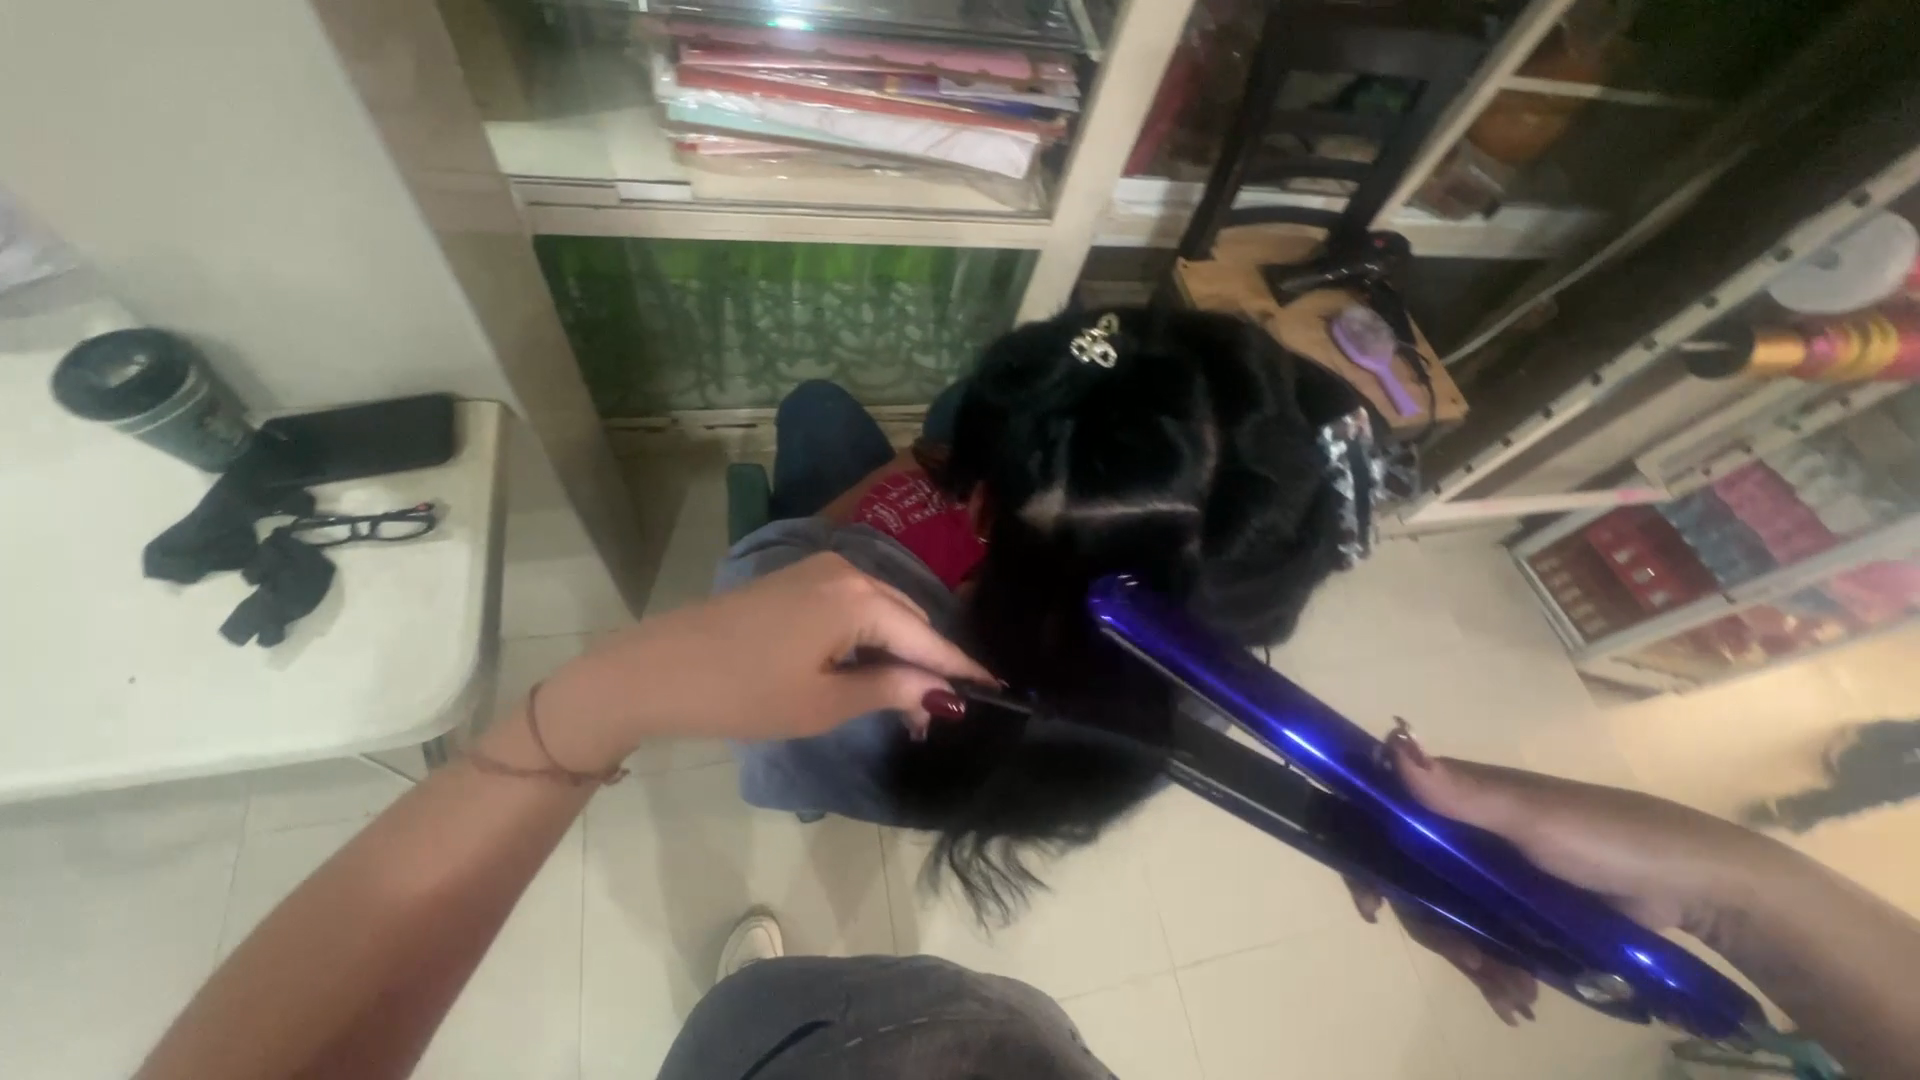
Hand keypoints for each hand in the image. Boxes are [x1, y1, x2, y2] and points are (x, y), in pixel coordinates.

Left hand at [535, 554, 992, 768]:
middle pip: (908, 619)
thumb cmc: (744, 692)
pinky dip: (870, 637)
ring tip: (906, 701)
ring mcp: (820, 570)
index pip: (927, 638)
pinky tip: (870, 668)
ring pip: (883, 611)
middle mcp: (848, 571)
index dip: (961, 670)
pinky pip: (854, 606)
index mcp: (859, 599)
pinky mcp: (800, 579)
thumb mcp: (823, 702)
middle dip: (927, 665)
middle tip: (937, 714)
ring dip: (898, 651)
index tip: (996, 693)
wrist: (658, 669)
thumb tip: (943, 695)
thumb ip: (890, 691)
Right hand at [1347, 729, 1775, 1024]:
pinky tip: (1517, 999)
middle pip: (1411, 881)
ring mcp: (1489, 875)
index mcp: (1452, 800)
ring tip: (1508, 992)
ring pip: (1448, 916)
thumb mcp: (1530, 815)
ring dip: (1467, 956)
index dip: (1365, 857)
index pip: (1383, 820)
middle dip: (1431, 926)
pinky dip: (1496, 972)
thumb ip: (1461, 790)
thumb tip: (1395, 747)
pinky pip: (1486, 940)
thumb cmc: (1605, 836)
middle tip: (1466, 960)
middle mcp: (1460, 834)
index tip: (1372, 901)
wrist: (1696, 884)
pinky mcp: (1520, 910)